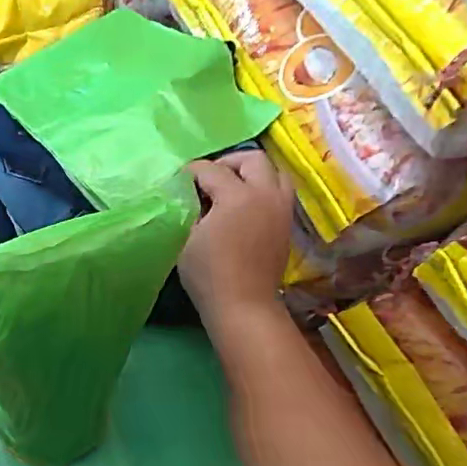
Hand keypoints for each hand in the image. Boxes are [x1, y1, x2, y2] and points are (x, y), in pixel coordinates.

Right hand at [180, 151, 294, 321]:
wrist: (244, 306)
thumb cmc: (209, 275)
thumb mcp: (185, 238)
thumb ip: (188, 209)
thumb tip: (189, 196)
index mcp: (237, 195)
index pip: (211, 170)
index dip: (191, 172)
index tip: (179, 181)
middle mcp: (265, 194)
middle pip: (252, 159)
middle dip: (228, 163)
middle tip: (209, 179)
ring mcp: (281, 209)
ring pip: (275, 172)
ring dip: (253, 173)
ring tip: (233, 188)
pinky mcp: (287, 225)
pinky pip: (279, 193)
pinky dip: (264, 190)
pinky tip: (246, 207)